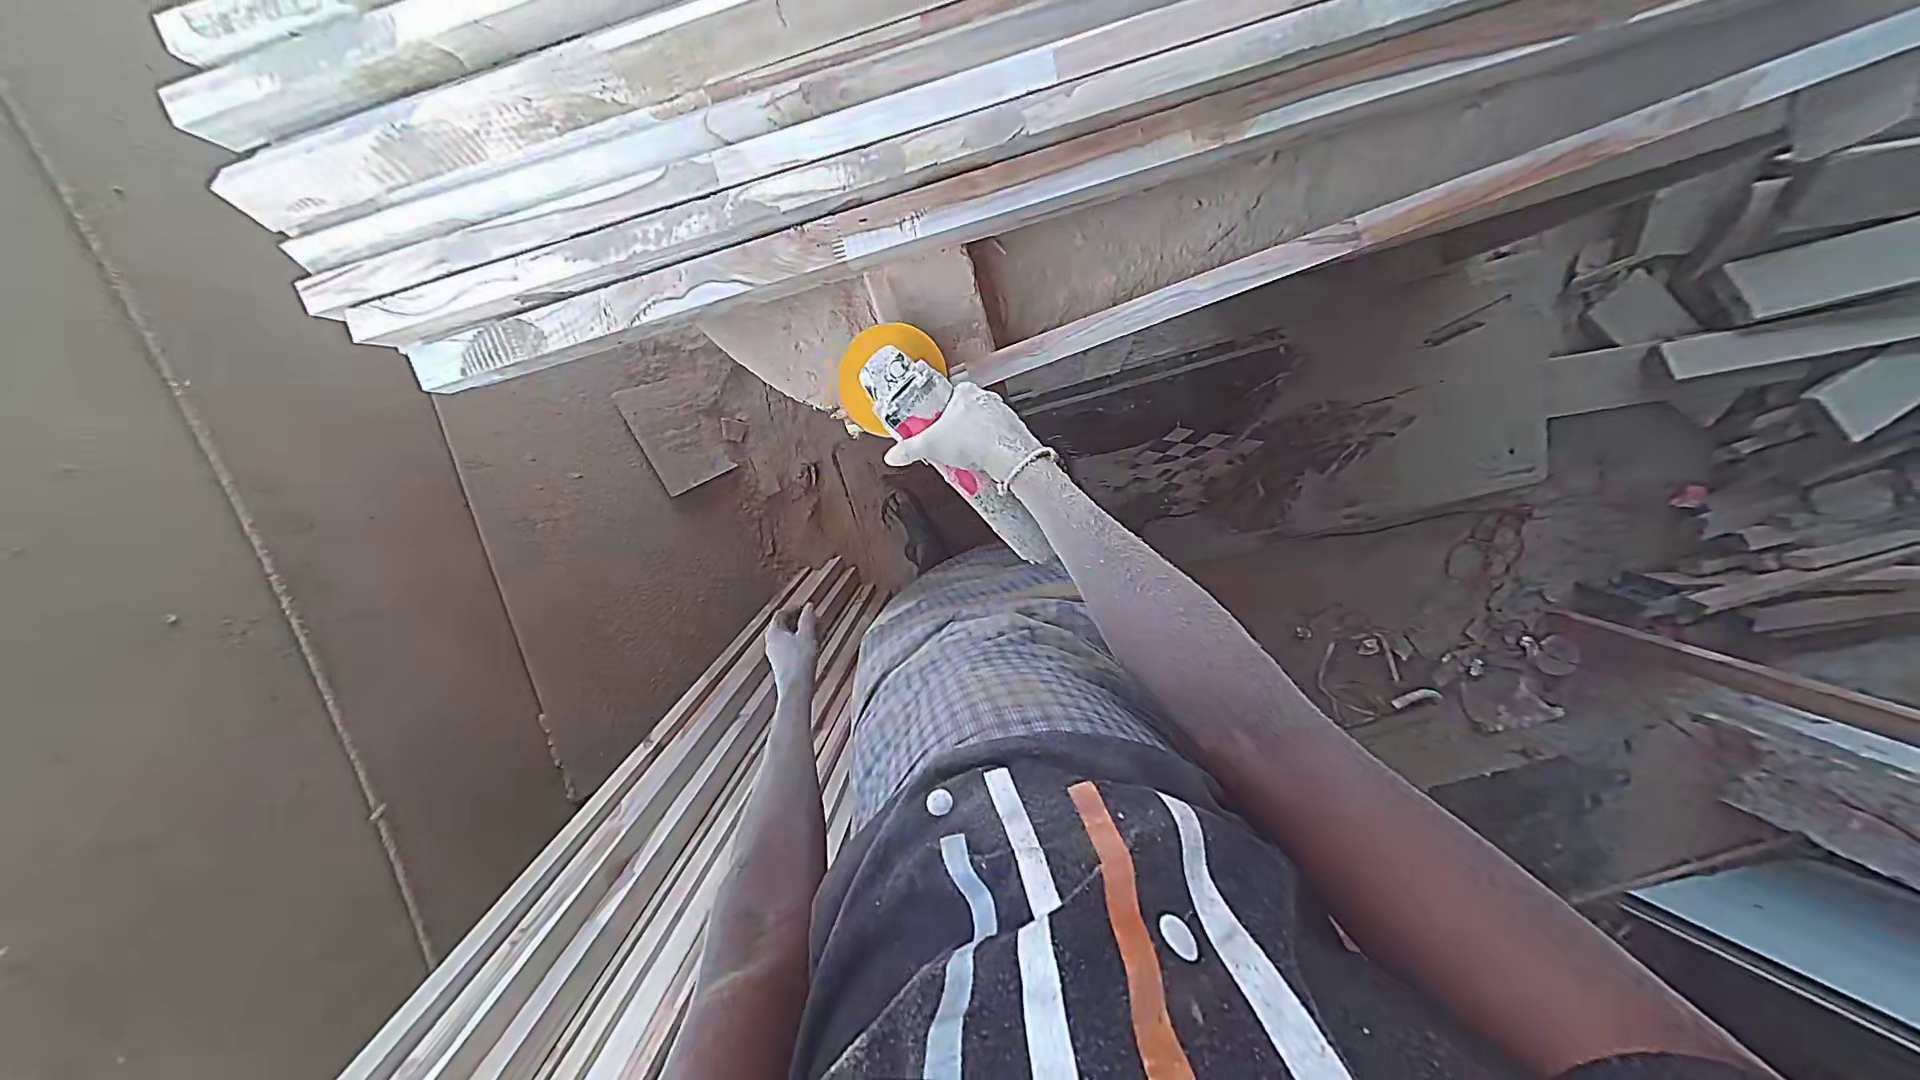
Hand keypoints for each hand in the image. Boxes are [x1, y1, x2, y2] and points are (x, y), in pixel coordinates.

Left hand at [765, 603, 817, 694]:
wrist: (796, 688)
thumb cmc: (800, 661)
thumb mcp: (807, 635)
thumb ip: (808, 618)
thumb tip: (809, 606)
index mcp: (773, 632)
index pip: (781, 614)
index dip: (795, 608)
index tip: (807, 608)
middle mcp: (771, 642)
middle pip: (784, 625)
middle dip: (800, 620)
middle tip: (814, 618)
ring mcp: (775, 654)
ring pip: (788, 637)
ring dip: (802, 632)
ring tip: (816, 631)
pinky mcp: (782, 664)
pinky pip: (790, 647)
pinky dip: (801, 642)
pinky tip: (812, 645)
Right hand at [883, 382, 1043, 483]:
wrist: (1008, 456)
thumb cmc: (974, 440)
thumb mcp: (930, 445)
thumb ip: (909, 449)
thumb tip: (894, 454)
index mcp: (964, 392)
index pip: (945, 397)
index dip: (937, 414)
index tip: (932, 427)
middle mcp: (985, 398)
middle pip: (963, 413)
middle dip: (954, 432)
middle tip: (945, 448)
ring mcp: (1001, 413)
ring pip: (980, 426)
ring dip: (971, 442)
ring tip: (962, 460)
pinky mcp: (1013, 430)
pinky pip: (995, 438)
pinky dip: (987, 450)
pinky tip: (980, 462)